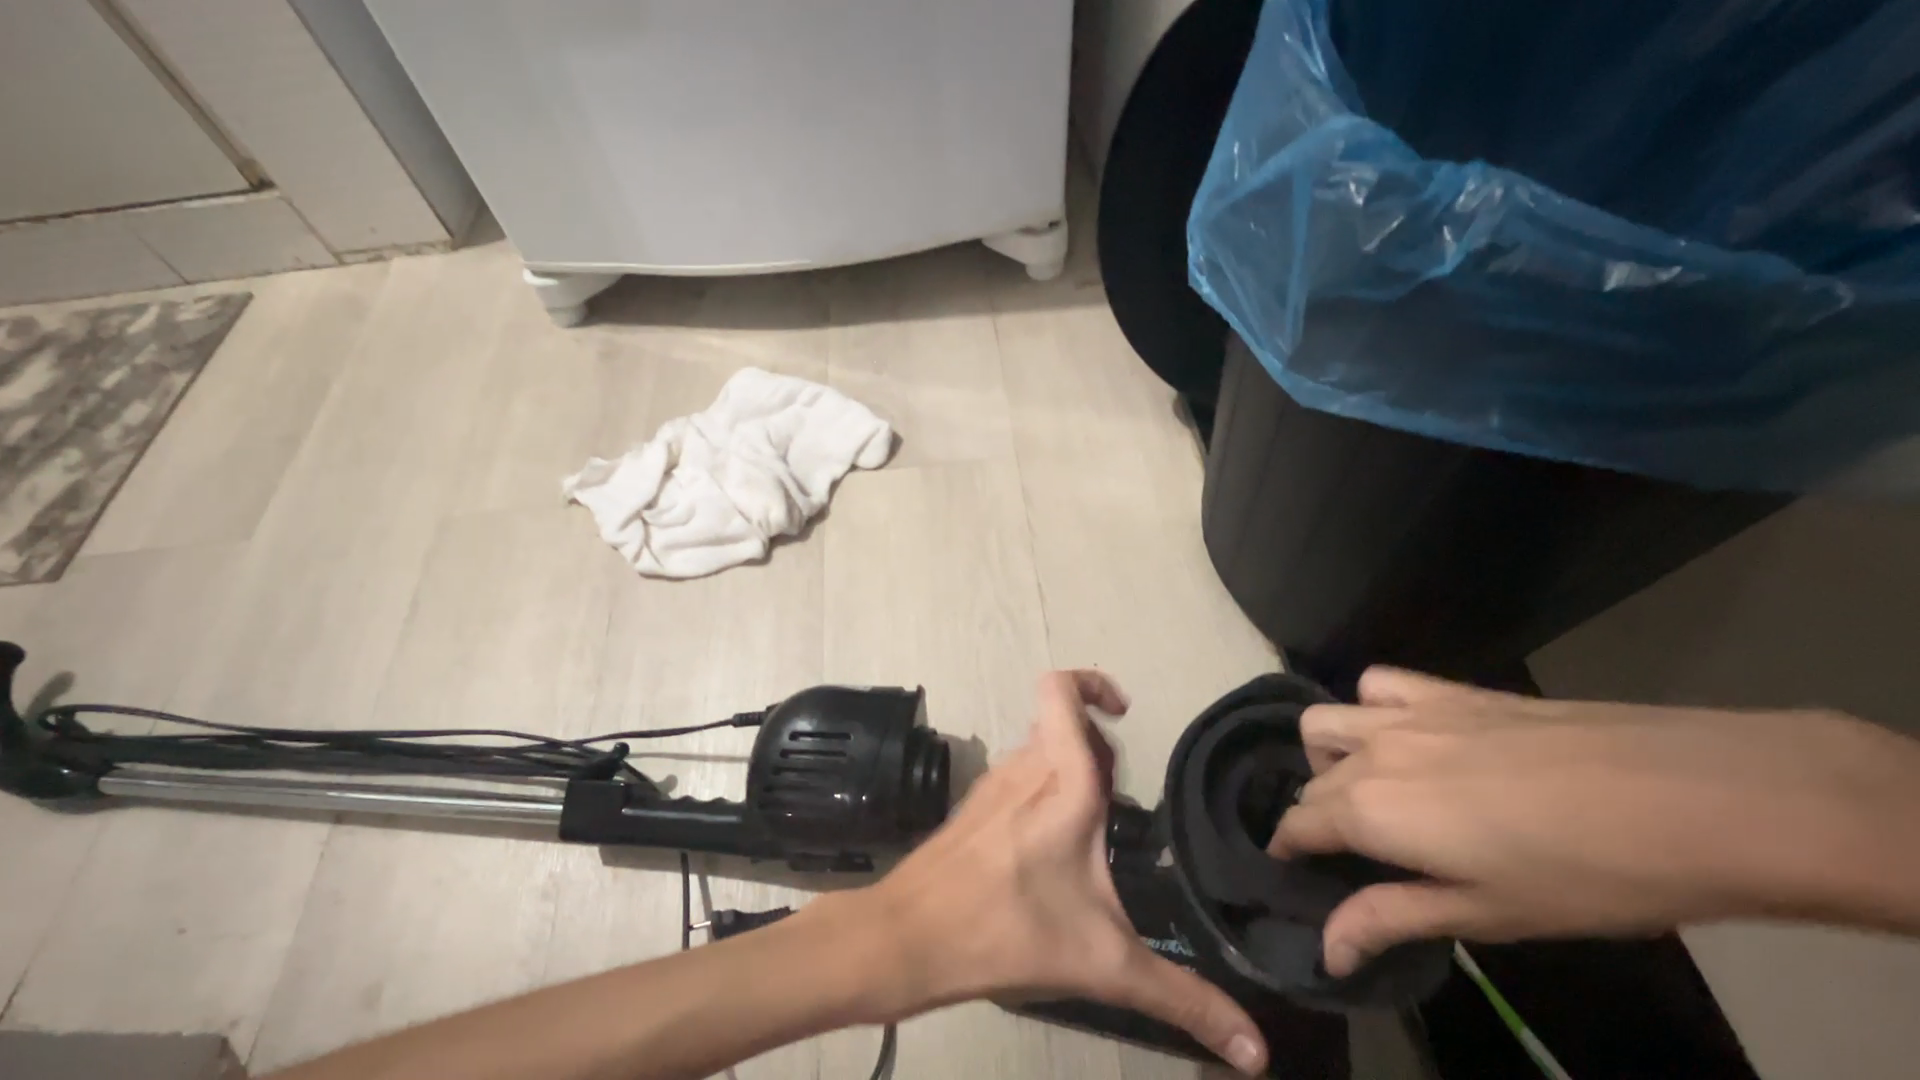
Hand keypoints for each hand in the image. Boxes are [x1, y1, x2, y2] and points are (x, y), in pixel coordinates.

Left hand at [867, 671, 1267, 1074]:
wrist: (906, 940)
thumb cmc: (1007, 933)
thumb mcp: (1104, 966)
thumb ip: (1182, 1000)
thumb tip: (1257, 1051)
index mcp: (1062, 784)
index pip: (1061, 691)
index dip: (1093, 682)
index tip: (1124, 715)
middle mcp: (1025, 770)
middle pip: (1061, 722)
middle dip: (1098, 747)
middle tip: (1121, 800)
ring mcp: (992, 786)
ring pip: (1038, 748)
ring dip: (1069, 768)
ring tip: (1092, 829)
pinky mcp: (971, 809)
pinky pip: (1017, 777)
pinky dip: (1042, 790)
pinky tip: (1049, 851)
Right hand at [1269, 667, 1919, 976]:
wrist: (1694, 797)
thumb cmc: (1585, 877)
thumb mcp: (1485, 914)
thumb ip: (1391, 919)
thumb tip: (1326, 949)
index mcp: (1370, 810)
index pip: (1297, 823)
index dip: (1289, 850)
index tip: (1296, 870)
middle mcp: (1372, 751)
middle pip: (1312, 777)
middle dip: (1315, 813)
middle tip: (1356, 853)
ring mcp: (1410, 713)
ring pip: (1326, 722)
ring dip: (1327, 755)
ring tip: (1369, 790)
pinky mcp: (1452, 690)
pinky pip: (1378, 684)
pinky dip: (1371, 707)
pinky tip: (1407, 736)